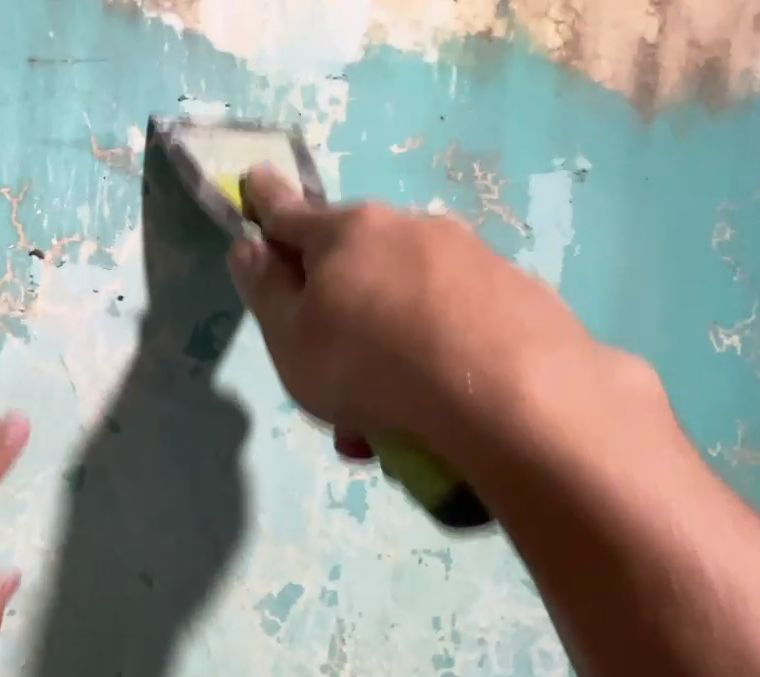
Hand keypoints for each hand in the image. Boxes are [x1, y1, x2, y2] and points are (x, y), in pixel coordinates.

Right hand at [226, 165, 607, 458]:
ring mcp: (466, 255)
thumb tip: (249, 247)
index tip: (253, 179)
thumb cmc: (367, 364)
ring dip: (376, 345)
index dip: (264, 201)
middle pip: (350, 262)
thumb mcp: (288, 338)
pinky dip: (422, 355)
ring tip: (372, 412)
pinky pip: (442, 321)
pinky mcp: (510, 289)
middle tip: (318, 368)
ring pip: (397, 299)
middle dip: (330, 307)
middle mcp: (408, 228)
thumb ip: (264, 291)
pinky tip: (421, 404)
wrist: (507, 394)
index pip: (290, 212)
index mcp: (347, 233)